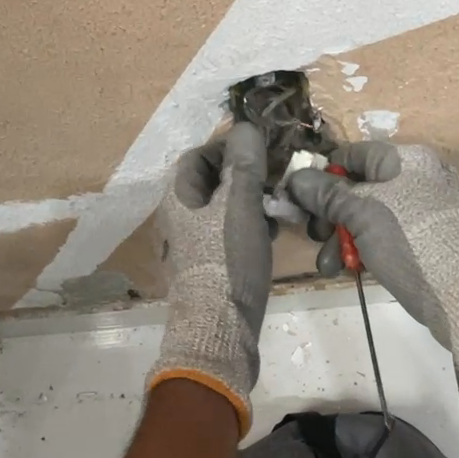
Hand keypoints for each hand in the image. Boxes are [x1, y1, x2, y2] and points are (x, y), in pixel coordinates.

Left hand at [146, 121, 272, 435]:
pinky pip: (228, 237)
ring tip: (279, 207)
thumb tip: (245, 128)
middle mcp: (178, 219)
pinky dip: (249, 229)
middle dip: (245, 177)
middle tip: (277, 178)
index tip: (261, 148)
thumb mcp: (239, 205)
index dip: (228, 146)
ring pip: (223, 211)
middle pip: (211, 184)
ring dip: (251, 203)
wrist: (217, 329)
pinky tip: (271, 236)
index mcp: (178, 198)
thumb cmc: (226, 261)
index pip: (197, 156)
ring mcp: (191, 247)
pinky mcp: (208, 270)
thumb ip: (243, 165)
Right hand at [286, 142, 458, 375]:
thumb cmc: (409, 240)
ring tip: (329, 265)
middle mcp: (416, 176)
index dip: (323, 176)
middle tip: (316, 237)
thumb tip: (296, 178)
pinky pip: (385, 234)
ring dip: (341, 238)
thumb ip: (326, 194)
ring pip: (368, 215)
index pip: (352, 155)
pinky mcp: (424, 237)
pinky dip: (364, 248)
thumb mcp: (361, 212)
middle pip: (358, 187)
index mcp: (405, 159)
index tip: (302, 202)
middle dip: (330, 215)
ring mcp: (423, 208)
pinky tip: (349, 268)